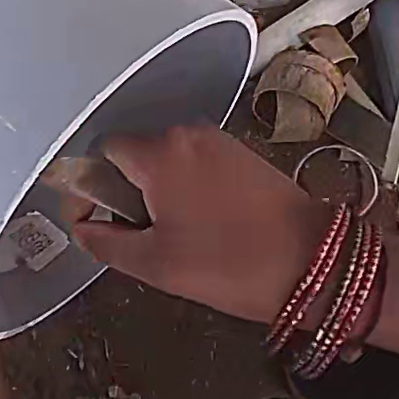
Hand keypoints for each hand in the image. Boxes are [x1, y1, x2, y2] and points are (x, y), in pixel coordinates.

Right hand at [70, 126, 332, 323]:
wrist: (315, 263)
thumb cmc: (230, 265)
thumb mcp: (155, 263)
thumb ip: (105, 241)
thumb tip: (83, 228)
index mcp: (161, 153)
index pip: (100, 152)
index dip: (86, 188)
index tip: (91, 222)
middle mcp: (188, 133)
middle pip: (132, 152)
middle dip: (121, 191)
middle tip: (134, 234)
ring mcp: (218, 139)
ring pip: (163, 158)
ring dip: (152, 190)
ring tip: (169, 233)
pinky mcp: (240, 152)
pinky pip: (192, 160)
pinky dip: (181, 185)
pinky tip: (198, 221)